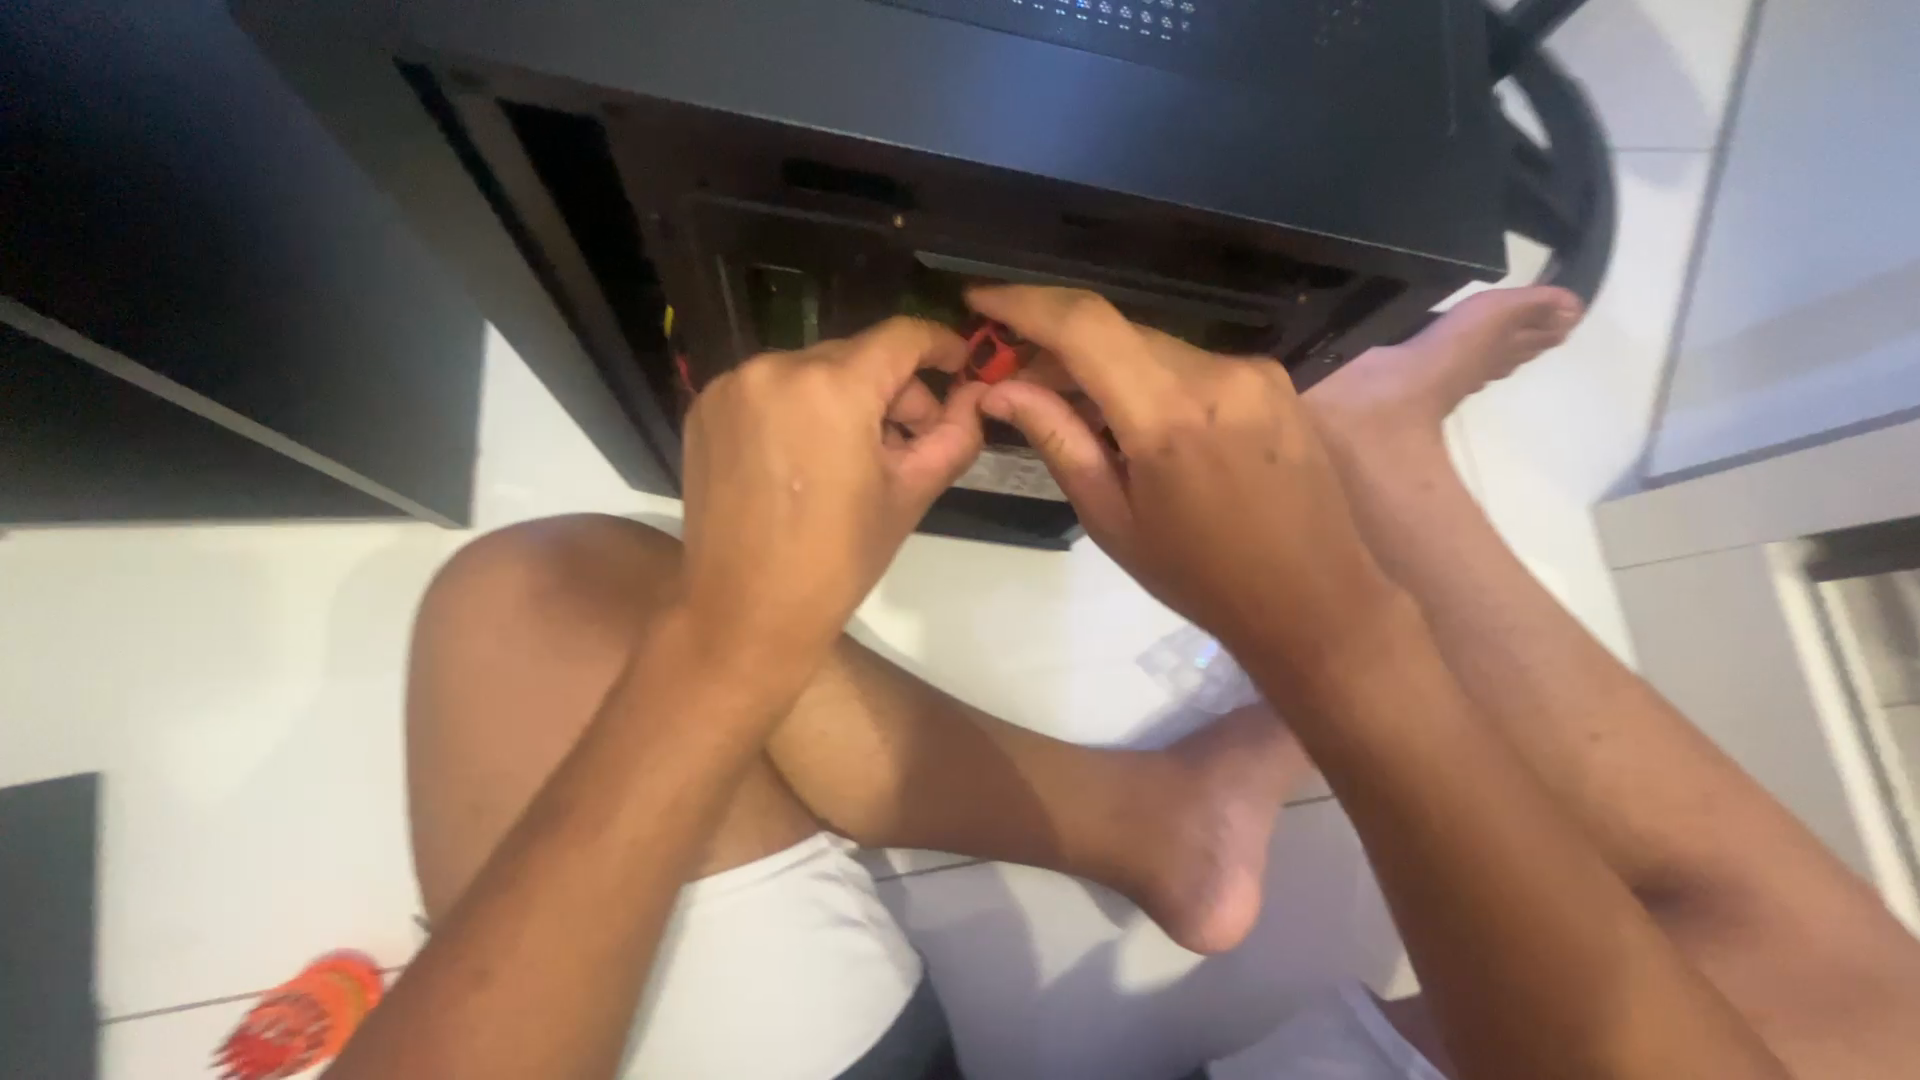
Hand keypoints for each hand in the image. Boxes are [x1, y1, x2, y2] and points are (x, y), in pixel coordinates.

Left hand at [679, 317, 987, 669]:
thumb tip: (977, 398)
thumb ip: (954, 436)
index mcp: (832, 388)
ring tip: (853, 457)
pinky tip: (805, 460)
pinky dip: (798, 409)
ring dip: (844, 399)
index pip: (901, 337)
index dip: (939, 344)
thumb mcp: (909, 495)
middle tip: (908, 441)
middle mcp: (775, 368)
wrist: (745, 612)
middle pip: (855, 355)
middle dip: (892, 389)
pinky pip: (770, 390)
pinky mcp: (704, 408)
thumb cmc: (837, 560)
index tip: (959, 363)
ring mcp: (732, 387)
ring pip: (811, 371)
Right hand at [967, 287, 1398, 670]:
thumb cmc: (1200, 577)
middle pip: (1116, 330)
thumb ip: (1058, 441)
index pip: (1084, 325)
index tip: (979, 301)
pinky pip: (1190, 362)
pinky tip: (1136, 419)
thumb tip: (999, 390)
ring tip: (1072, 405)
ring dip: (1104, 364)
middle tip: (1013, 375)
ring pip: (1153, 345)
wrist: (1314, 599)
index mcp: (1168, 417)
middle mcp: (1216, 374)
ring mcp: (1253, 371)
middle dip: (1056, 343)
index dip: (1023, 303)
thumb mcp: (1112, 520)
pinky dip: (1149, 377)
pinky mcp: (1274, 379)